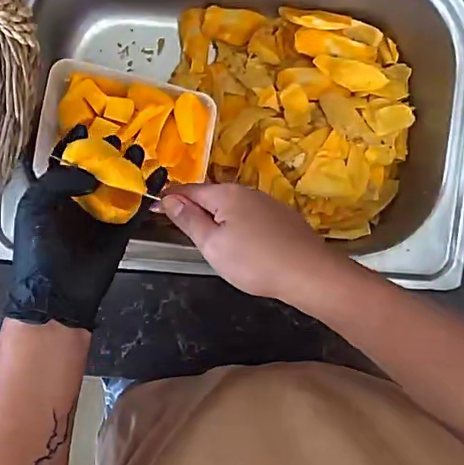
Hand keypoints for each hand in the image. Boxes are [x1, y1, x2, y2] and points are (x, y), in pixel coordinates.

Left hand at [5, 127, 166, 330]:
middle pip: (96, 169)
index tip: (86, 125)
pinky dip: (149, 190)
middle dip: (108, 152)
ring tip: (139, 151)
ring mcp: (100, 216)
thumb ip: (60, 180)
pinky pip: (137, 207)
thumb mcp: (37, 207)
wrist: (57, 295)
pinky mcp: (120, 231)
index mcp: (52, 194)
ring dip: (130, 167)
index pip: (64, 161)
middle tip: (120, 138)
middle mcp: (77, 201)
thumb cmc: (39, 250)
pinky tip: (159, 175)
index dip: (74, 143)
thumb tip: (92, 170)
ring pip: (119, 185)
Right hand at [159, 183, 362, 308]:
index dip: (169, 199)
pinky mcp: (284, 219)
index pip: (189, 190)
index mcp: (226, 194)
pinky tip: (242, 245)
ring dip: (218, 219)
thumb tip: (169, 198)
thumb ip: (189, 220)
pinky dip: (239, 226)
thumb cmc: (254, 262)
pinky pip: (252, 217)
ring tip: (210, 241)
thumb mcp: (212, 244)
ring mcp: (269, 204)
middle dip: (195, 208)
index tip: (154, 209)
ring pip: (234, 208)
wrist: (309, 274)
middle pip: (212, 197)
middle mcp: (248, 192)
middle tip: (180, 228)